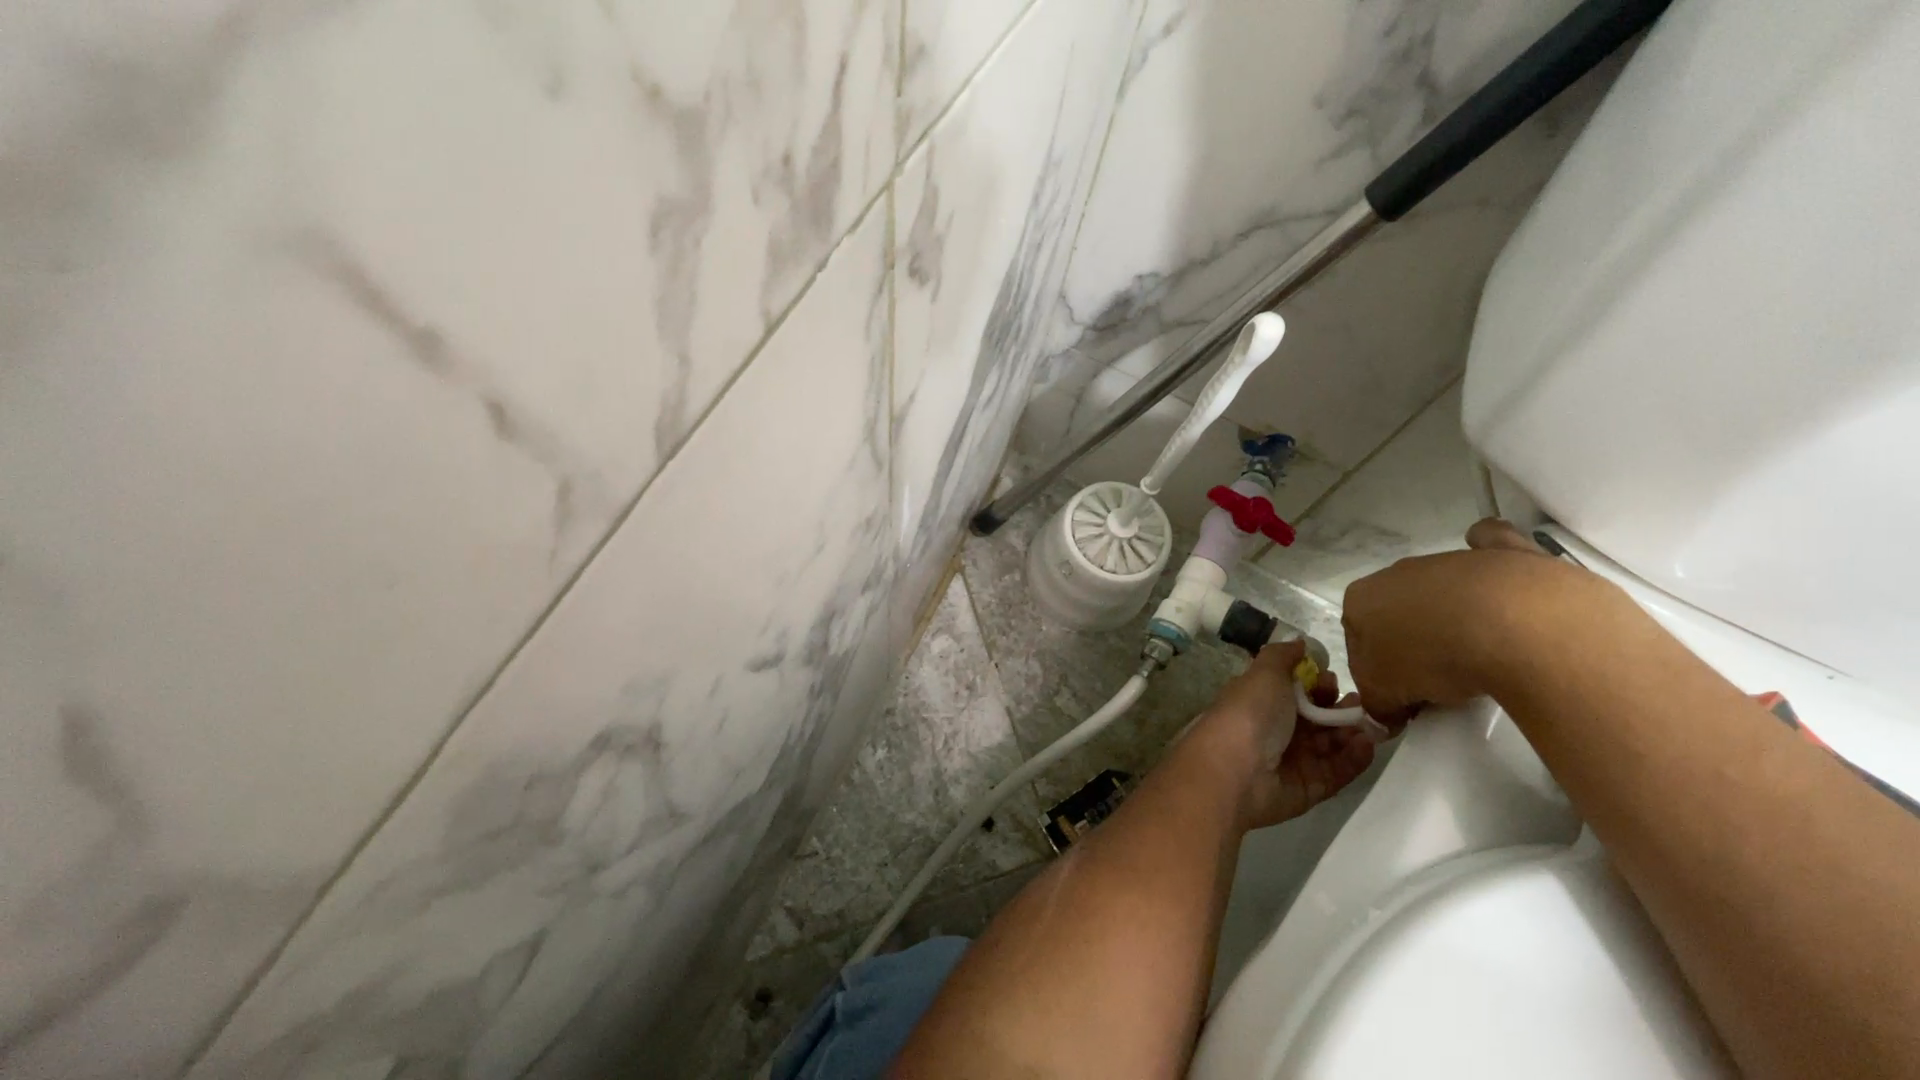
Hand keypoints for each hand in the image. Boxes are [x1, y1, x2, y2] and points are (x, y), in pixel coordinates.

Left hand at [1185, 640, 1375, 831]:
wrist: (1236, 772)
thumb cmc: (1250, 714)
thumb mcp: (1265, 673)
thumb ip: (1283, 656)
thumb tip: (1299, 643)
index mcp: (1262, 703)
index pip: (1296, 692)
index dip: (1317, 684)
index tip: (1332, 679)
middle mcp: (1277, 731)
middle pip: (1317, 719)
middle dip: (1341, 708)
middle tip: (1360, 701)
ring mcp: (1293, 761)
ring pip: (1332, 744)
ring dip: (1353, 731)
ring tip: (1373, 721)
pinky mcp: (1310, 788)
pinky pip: (1338, 771)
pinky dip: (1354, 758)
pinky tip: (1367, 743)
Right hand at [1341, 518, 1624, 721]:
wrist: (1515, 625)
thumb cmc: (1433, 657)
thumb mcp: (1386, 696)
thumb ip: (1376, 705)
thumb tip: (1387, 713)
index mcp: (1361, 600)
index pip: (1358, 643)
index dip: (1377, 675)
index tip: (1402, 701)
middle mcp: (1397, 572)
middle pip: (1397, 614)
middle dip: (1410, 643)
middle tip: (1437, 683)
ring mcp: (1450, 558)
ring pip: (1440, 590)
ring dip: (1449, 615)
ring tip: (1480, 655)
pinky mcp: (1503, 553)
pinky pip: (1487, 546)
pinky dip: (1488, 557)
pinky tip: (1498, 582)